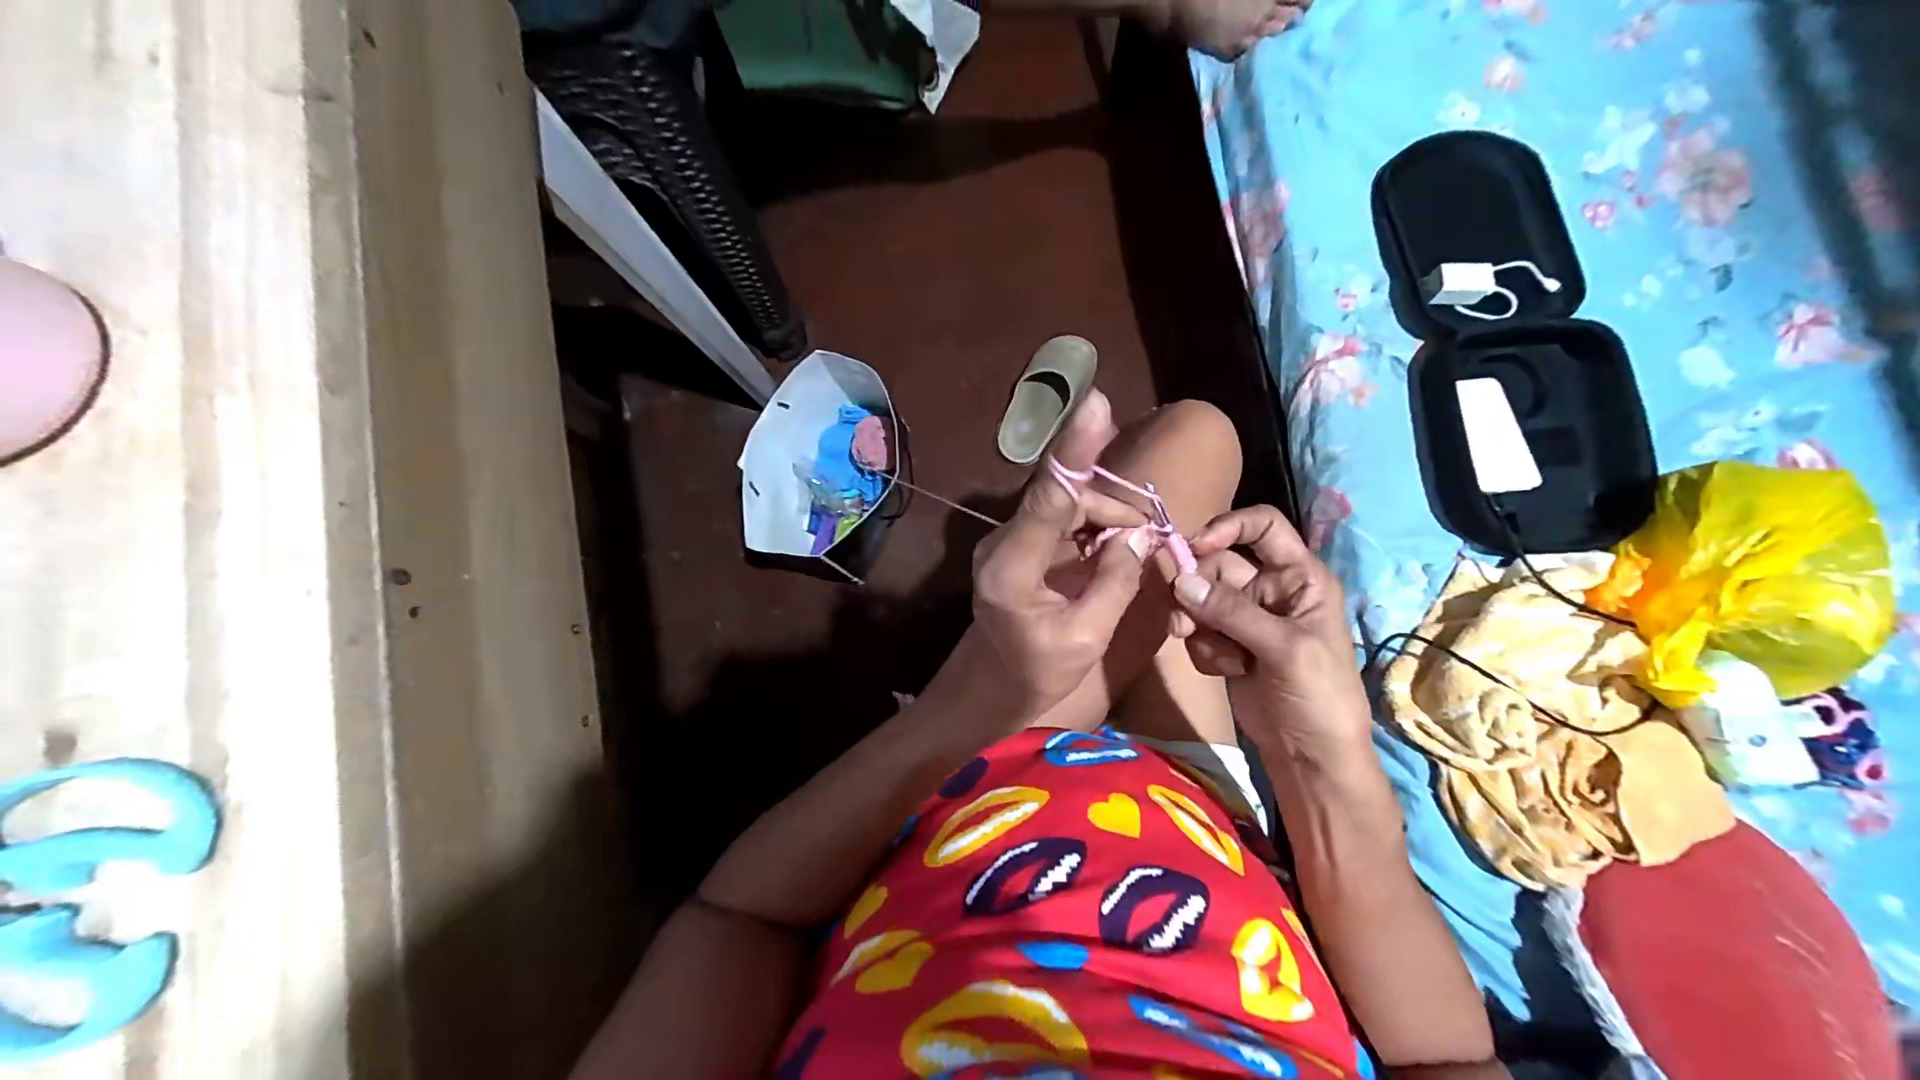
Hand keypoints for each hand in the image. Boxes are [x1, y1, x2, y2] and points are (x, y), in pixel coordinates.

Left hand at [969, 390, 1148, 722]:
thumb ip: (1114, 582)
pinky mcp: (1017, 543)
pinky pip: (1059, 517)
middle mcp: (1002, 543)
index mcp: (1011, 569)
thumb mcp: (1087, 638)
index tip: (1095, 404)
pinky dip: (1091, 525)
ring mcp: (1007, 540)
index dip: (1073, 451)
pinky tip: (1113, 546)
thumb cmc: (1037, 673)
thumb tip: (1137, 535)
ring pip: (1063, 503)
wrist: (993, 685)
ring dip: (1104, 515)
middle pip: (1062, 496)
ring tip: (1133, 545)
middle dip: (1110, 506)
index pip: (1047, 499)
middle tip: (1148, 533)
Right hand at [1169, 505, 1372, 767]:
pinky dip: (1202, 647)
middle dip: (1197, 589)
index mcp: (1299, 576)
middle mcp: (1270, 589)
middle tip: (1183, 618)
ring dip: (1195, 621)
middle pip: (1217, 564)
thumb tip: (1180, 581)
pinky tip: (1225, 671)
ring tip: (1207, 651)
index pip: (1264, 526)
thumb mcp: (1284, 648)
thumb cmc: (1318, 695)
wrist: (1310, 755)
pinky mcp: (1225, 643)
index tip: (1196, 546)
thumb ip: (1232, 611)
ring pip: (1200, 597)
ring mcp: (1245, 617)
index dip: (1229, 526)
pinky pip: (1198, 628)